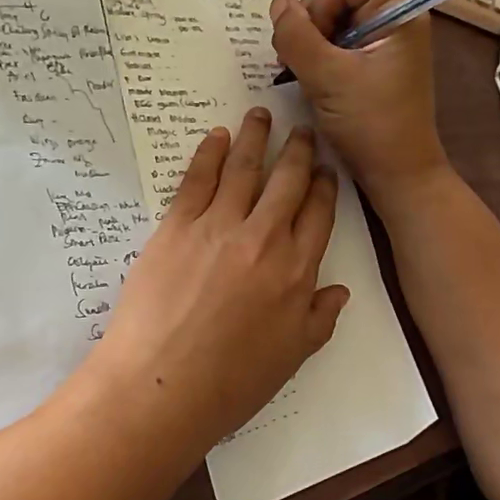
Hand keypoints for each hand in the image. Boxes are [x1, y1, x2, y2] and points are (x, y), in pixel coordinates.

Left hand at [86, 108, 349, 445]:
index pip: (319, 216)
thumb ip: (318, 320)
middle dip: (298, 152)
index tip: (325, 169)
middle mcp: (263, 240)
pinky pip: (197, 179)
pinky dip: (209, 153)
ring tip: (261, 114)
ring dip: (255, 138)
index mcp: (296, 273)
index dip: (324, 187)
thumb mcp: (289, 358)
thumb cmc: (229, 383)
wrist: (161, 386)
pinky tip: (216, 136)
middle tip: (302, 129)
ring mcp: (217, 228)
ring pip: (244, 169)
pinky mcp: (176, 227)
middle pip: (287, 183)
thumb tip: (338, 291)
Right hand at [270, 0, 448, 196]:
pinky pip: (332, 42)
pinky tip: (314, 84)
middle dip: (311, 24)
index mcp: (396, 9)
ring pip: (328, 18)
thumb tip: (277, 5)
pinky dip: (316, 58)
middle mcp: (390, 17)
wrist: (397, 174)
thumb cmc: (372, 127)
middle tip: (305, 65)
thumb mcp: (329, 79)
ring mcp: (380, 40)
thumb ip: (297, 37)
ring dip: (309, 45)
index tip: (313, 45)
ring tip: (309, 77)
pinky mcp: (368, 62)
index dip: (317, 1)